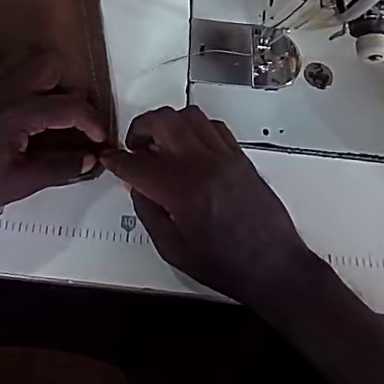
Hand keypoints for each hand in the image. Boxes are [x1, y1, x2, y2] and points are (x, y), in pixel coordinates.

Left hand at [0, 53, 106, 219]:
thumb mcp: (19, 184)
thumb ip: (59, 167)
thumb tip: (89, 158)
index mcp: (20, 112)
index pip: (70, 106)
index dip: (92, 122)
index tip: (100, 139)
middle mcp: (7, 86)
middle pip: (54, 63)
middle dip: (73, 86)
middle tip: (75, 116)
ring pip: (31, 56)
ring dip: (49, 75)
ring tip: (53, 105)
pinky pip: (8, 62)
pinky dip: (24, 73)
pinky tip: (24, 100)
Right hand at [104, 106, 322, 308]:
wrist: (274, 267)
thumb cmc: (225, 264)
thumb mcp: (173, 248)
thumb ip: (148, 212)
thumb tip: (136, 187)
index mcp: (180, 190)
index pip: (137, 163)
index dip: (117, 160)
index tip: (110, 158)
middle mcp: (201, 164)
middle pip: (162, 122)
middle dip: (140, 127)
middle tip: (134, 144)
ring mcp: (223, 156)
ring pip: (188, 116)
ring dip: (168, 122)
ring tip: (161, 140)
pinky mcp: (240, 157)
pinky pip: (213, 126)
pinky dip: (195, 127)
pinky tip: (190, 144)